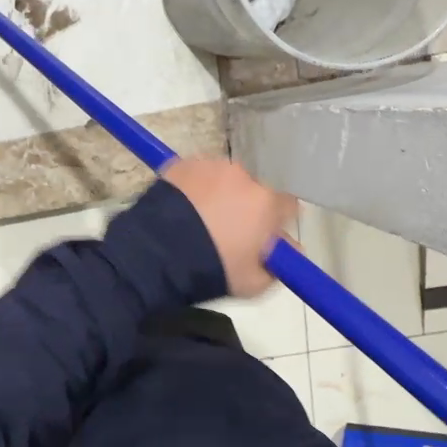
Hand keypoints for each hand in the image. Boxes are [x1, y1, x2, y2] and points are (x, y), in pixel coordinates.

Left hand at [162, 158, 297, 297]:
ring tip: (197, 221)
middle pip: (253, 189)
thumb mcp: (253, 282)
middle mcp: (243, 175)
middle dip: (244, 206)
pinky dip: (194, 188)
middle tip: (225, 230)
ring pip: (224, 180)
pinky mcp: (182, 164)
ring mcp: (210, 165)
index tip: (263, 234)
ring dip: (218, 194)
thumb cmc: (211, 269)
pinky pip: (197, 175)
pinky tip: (182, 209)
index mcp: (266, 201)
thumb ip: (279, 263)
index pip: (287, 205)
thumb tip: (290, 249)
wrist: (156, 253)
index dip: (275, 220)